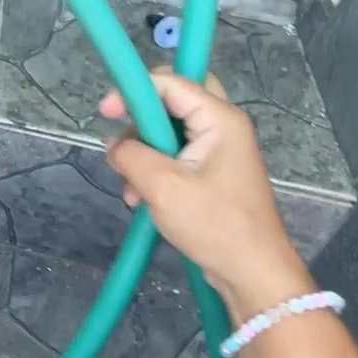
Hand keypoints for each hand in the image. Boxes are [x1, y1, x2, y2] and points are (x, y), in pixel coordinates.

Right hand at [100, 70, 314, 318]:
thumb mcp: (162, 186)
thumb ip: (130, 154)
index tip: (105, 113)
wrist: (252, 274)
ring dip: (142, 152)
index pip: (170, 82)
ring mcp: (217, 151)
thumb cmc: (214, 224)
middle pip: (174, 99)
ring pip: (168, 130)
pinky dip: (152, 170)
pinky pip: (173, 155)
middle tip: (123, 134)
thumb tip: (114, 146)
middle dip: (141, 117)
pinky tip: (139, 198)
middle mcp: (222, 127)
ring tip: (130, 184)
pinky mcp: (210, 173)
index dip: (133, 91)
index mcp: (219, 119)